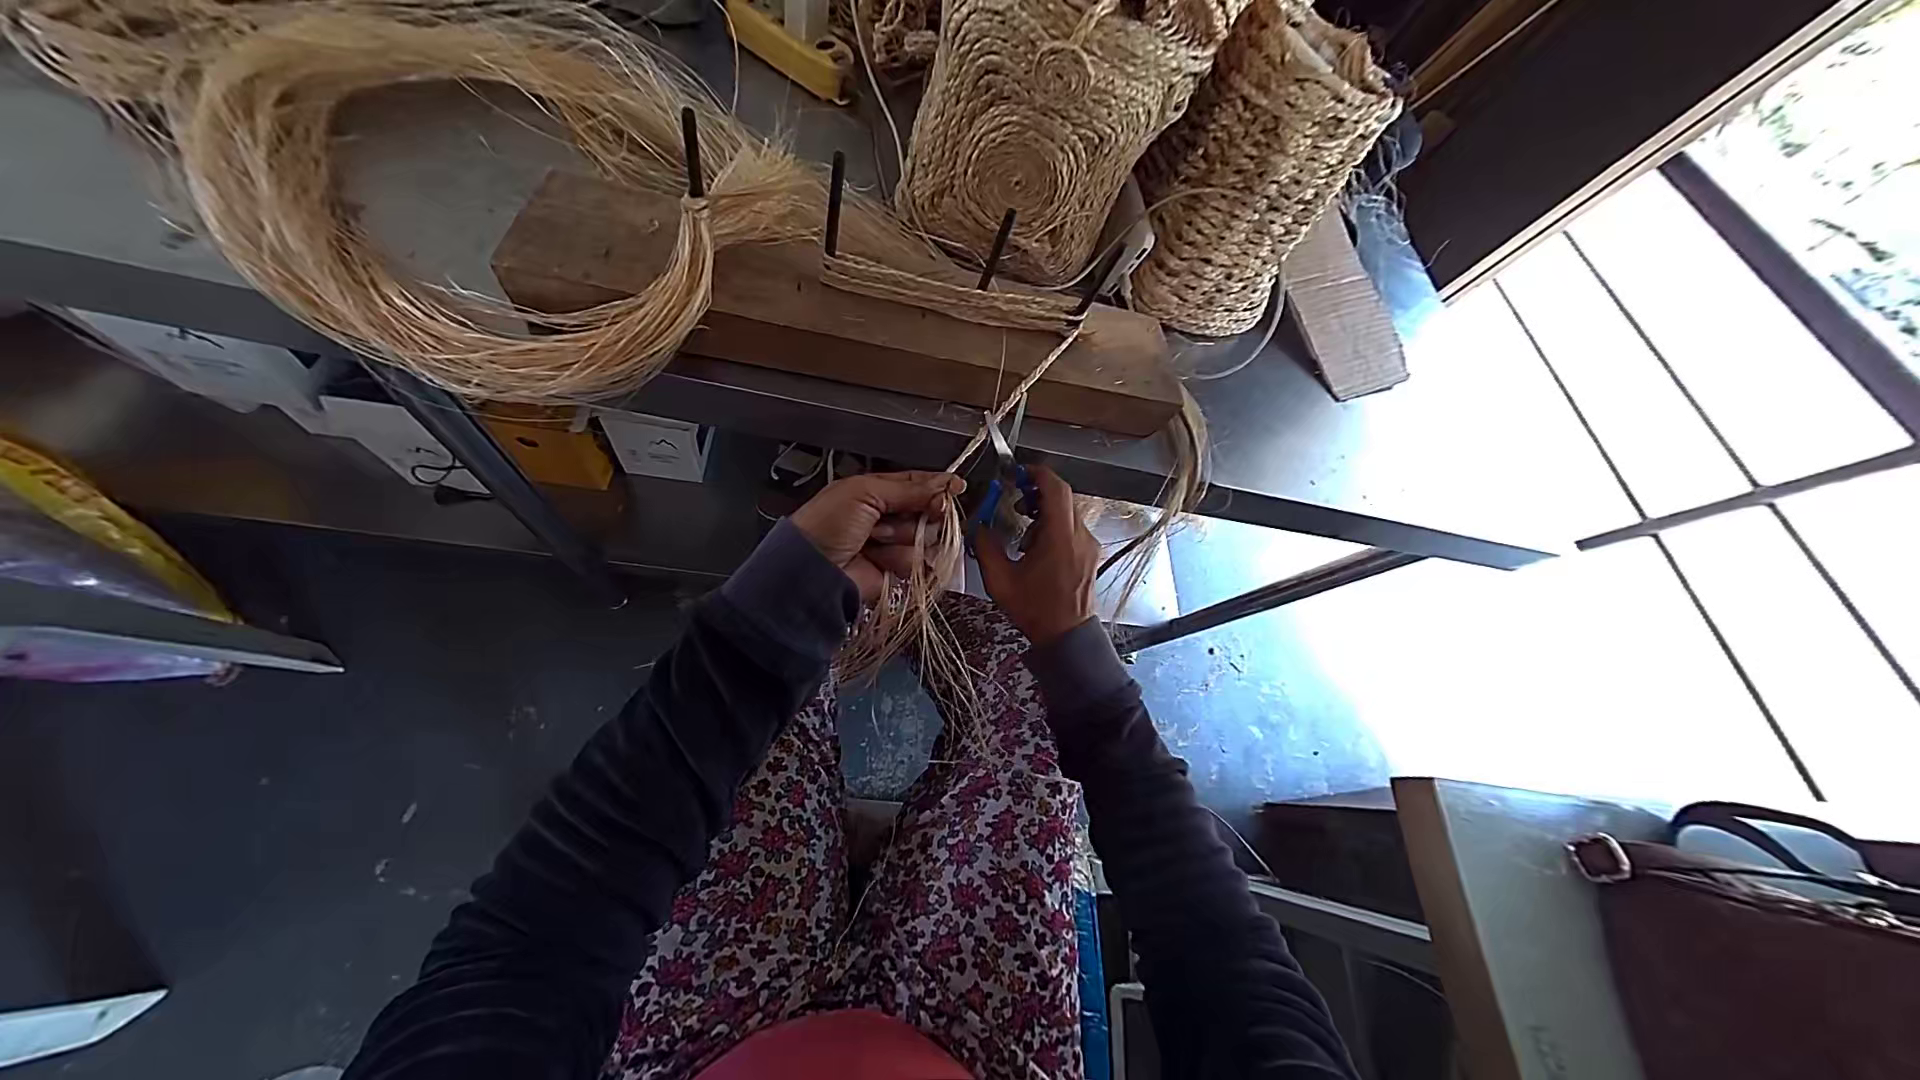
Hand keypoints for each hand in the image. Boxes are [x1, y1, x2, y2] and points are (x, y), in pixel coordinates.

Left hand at [789, 470, 965, 603]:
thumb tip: (945, 485)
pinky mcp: (895, 569)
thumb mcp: (865, 492)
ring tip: (874, 541)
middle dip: (918, 514)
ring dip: (902, 539)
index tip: (955, 488)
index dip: (939, 486)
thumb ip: (909, 488)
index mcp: (879, 490)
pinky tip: (882, 559)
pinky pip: (919, 563)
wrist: (811, 569)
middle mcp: (889, 516)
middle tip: (892, 517)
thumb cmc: (825, 524)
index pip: (919, 484)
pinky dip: (903, 560)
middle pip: (930, 511)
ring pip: (926, 538)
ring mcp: (893, 543)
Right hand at [973, 465, 1099, 646]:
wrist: (1066, 636)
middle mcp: (1080, 536)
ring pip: (1068, 512)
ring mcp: (1089, 545)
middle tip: (1017, 501)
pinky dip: (1055, 526)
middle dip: (1038, 493)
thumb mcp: (1000, 580)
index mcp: (1060, 537)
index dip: (1038, 474)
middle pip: (1063, 497)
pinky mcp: (1090, 554)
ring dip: (1045, 512)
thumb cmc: (1036, 610)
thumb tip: (978, 527)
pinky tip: (1038, 545)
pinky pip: (1073, 528)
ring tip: (1025, 530)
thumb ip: (986, 547)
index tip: (1020, 472)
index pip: (1056, 489)